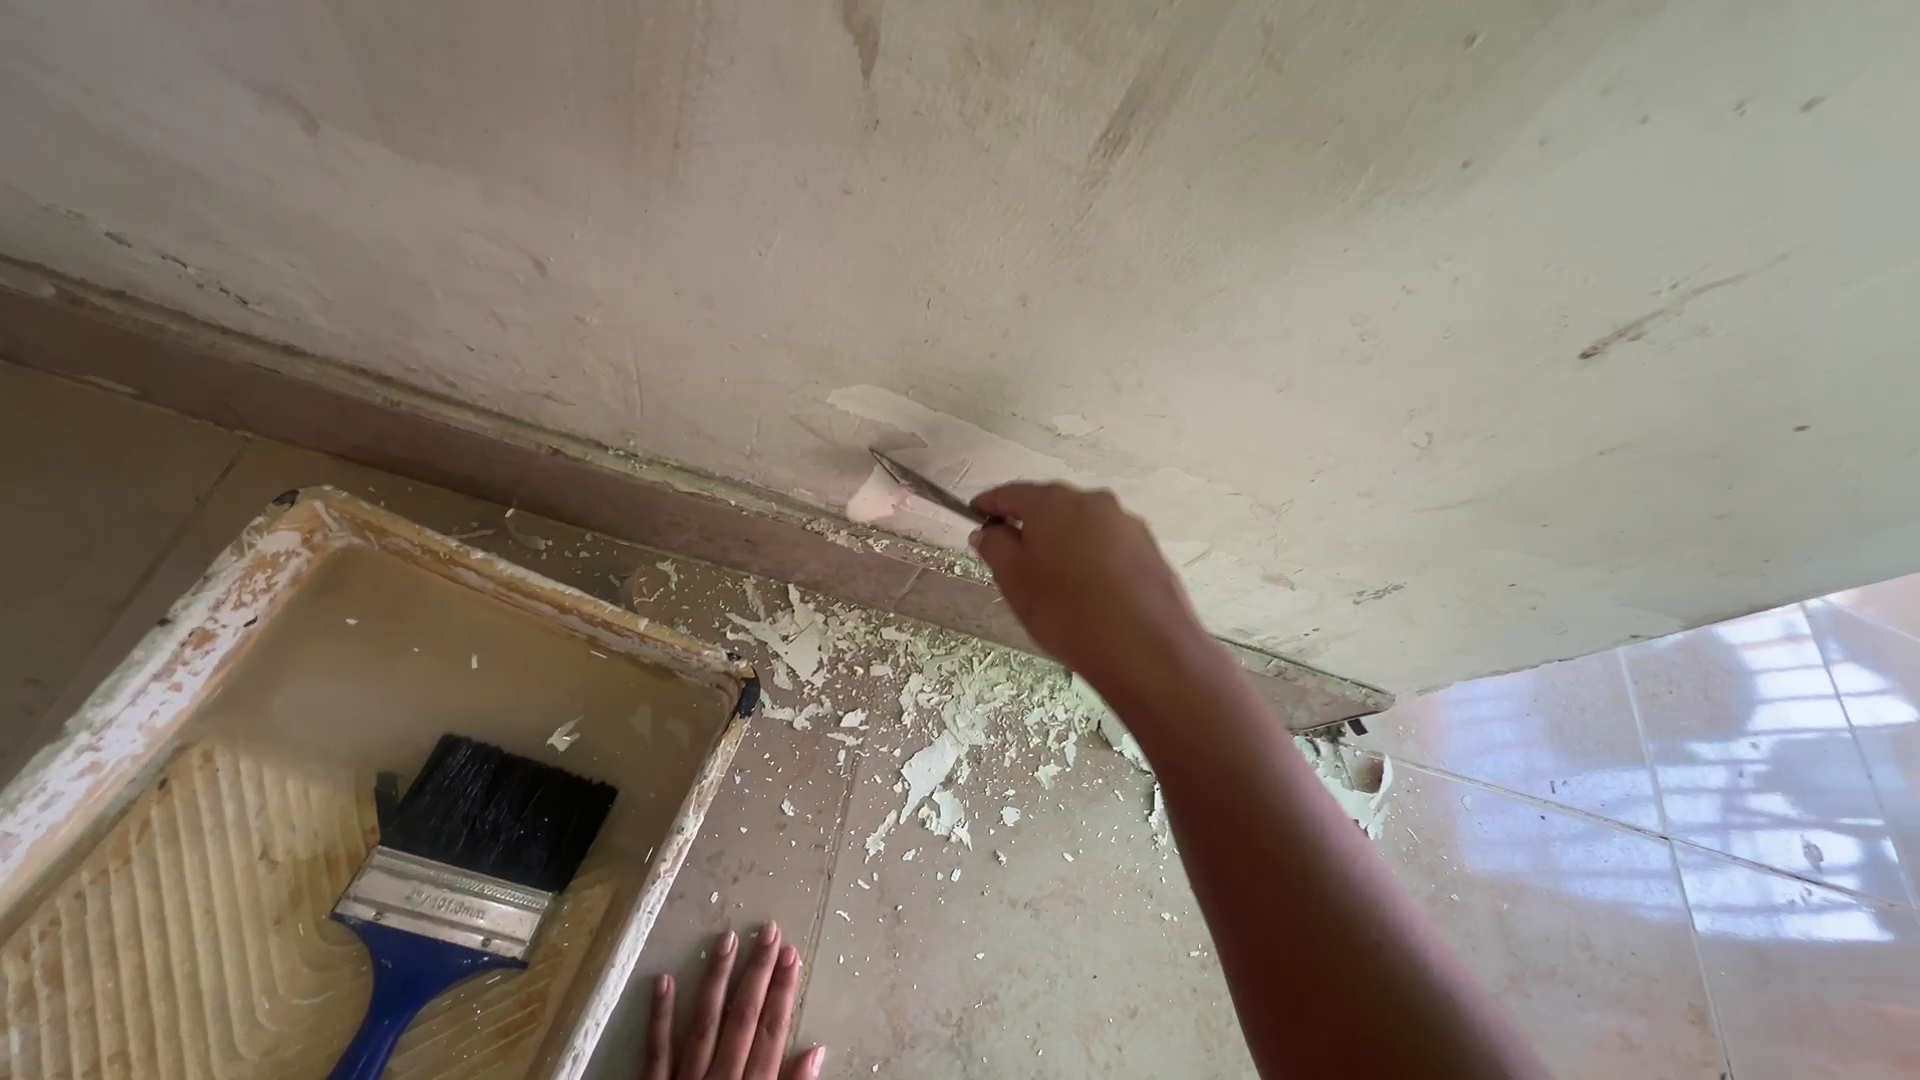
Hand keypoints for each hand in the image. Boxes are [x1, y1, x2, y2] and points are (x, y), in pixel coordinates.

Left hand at [643, 922, 823, 1079]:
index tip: (792, 954)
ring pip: (703, 1025)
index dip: (784, 992)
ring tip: (727, 939)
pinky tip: (664, 980)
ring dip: (717, 980)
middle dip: (758, 973)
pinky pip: (654, 1053)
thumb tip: (816, 1052)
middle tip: (769, 931)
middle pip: (743, 1020)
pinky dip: (659, 1017)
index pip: (773, 1033)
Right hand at [970, 482, 1210, 699]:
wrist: (1144, 648)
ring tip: (1054, 582)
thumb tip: (989, 530)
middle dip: (1031, 526)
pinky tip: (1089, 593)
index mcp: (1054, 502)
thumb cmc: (1065, 611)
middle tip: (1013, 556)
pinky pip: (1110, 548)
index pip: (1012, 493)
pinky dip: (1093, 561)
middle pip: (1052, 508)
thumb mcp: (1014, 581)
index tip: (975, 513)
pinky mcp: (1151, 551)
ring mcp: (1127, 525)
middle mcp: (1094, 502)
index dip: (990, 504)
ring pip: (1084, 528)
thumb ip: (996, 547)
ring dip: (1065, 544)